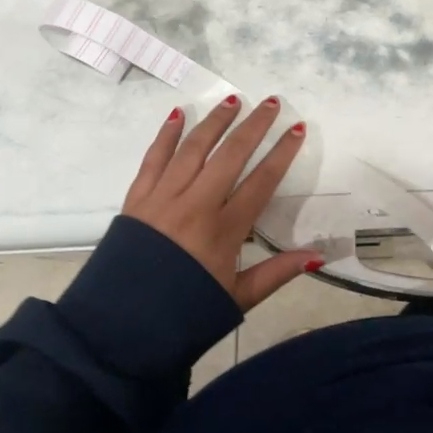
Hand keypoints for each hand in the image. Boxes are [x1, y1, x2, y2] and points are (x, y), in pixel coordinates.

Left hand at [122, 95, 320, 310]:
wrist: (115, 333)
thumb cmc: (182, 316)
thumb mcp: (236, 300)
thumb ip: (276, 273)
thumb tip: (317, 255)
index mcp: (223, 231)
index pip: (261, 181)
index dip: (282, 153)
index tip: (297, 129)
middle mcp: (194, 205)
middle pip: (230, 155)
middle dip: (253, 126)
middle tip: (270, 102)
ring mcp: (162, 199)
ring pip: (193, 149)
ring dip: (215, 121)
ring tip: (233, 99)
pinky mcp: (136, 200)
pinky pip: (154, 159)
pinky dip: (166, 135)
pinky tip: (178, 115)